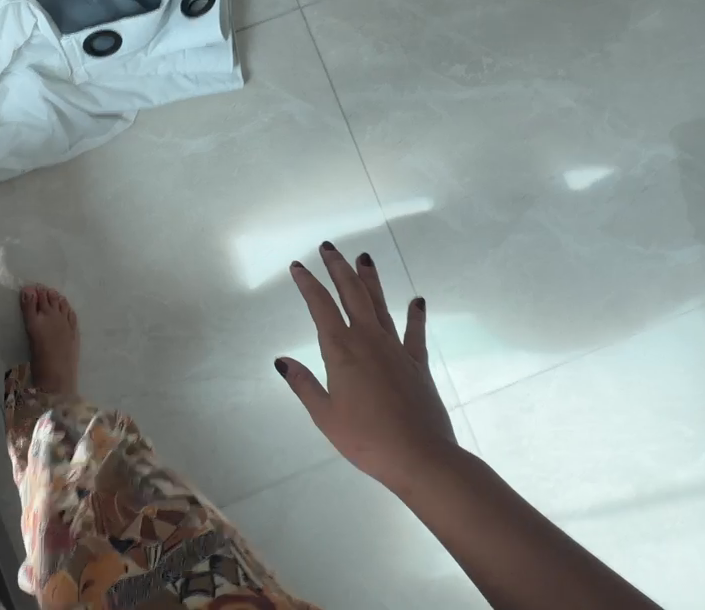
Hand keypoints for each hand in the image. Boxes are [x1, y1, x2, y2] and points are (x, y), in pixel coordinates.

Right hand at [278, 242, 457, 492]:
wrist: (422, 458)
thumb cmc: (366, 439)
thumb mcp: (325, 415)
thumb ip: (304, 384)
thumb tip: (282, 361)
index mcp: (341, 350)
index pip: (320, 306)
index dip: (308, 284)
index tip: (298, 266)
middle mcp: (368, 340)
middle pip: (351, 294)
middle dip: (338, 268)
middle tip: (328, 247)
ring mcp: (395, 350)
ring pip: (380, 305)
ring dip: (370, 280)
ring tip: (364, 257)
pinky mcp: (417, 364)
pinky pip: (414, 334)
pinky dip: (415, 316)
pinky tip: (417, 301)